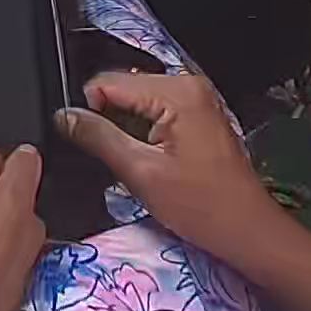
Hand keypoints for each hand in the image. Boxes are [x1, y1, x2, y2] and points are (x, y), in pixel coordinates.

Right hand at [56, 72, 301, 270]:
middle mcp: (188, 84)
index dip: (88, 109)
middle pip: (124, 88)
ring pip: (137, 101)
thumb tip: (63, 116)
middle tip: (112, 157)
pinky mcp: (198, 113)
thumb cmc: (200, 205)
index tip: (86, 143)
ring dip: (125, 128)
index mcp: (177, 92)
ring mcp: (196, 98)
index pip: (108, 81)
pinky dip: (143, 131)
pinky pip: (155, 110)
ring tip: (133, 161)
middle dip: (108, 119)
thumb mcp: (141, 172)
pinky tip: (148, 159)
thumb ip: (98, 138)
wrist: (247, 229)